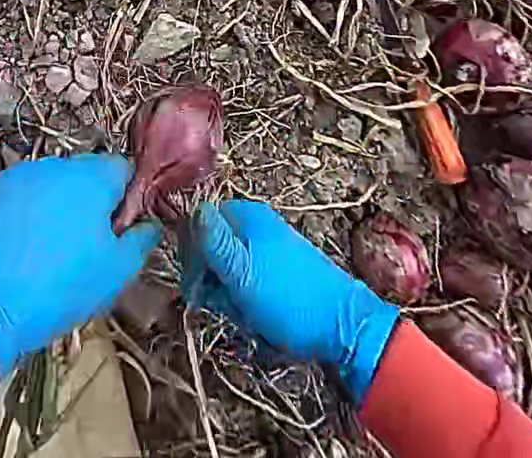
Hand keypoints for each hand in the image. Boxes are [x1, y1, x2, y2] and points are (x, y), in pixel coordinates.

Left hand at [0, 154, 159, 375]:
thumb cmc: (58, 286)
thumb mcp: (117, 271)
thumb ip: (142, 239)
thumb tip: (149, 225)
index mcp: (96, 178)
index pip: (125, 169)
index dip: (126, 198)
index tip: (119, 227)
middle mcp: (62, 166)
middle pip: (91, 172)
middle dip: (94, 199)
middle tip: (88, 240)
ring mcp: (28, 174)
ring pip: (59, 180)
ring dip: (62, 201)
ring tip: (53, 243)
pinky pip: (29, 189)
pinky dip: (33, 206)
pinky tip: (28, 239)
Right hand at [183, 201, 398, 402]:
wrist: (340, 323)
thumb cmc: (289, 299)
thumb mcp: (243, 274)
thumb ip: (215, 244)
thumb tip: (193, 208)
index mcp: (247, 216)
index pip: (199, 222)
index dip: (192, 254)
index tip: (195, 285)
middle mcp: (256, 223)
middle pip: (211, 246)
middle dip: (210, 278)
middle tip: (224, 302)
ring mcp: (267, 245)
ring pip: (226, 267)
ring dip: (227, 293)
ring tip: (244, 311)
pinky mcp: (275, 266)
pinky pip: (245, 278)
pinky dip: (244, 297)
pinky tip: (255, 315)